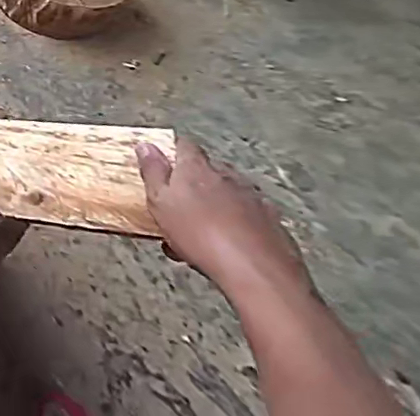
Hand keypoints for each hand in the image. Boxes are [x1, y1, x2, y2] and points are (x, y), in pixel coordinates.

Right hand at [137, 137, 311, 297]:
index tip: (164, 166)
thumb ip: (152, 172)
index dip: (173, 153)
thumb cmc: (202, 236)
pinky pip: (250, 218)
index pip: (184, 145)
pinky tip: (230, 249)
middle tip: (181, 211)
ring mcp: (254, 198)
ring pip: (229, 196)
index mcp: (197, 167)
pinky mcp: (274, 223)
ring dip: (217, 207)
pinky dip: (239, 227)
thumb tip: (146, 145)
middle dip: (195, 185)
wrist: (259, 274)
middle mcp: (227, 175)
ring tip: (203, 237)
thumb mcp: (161, 203)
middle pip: (208, 171)